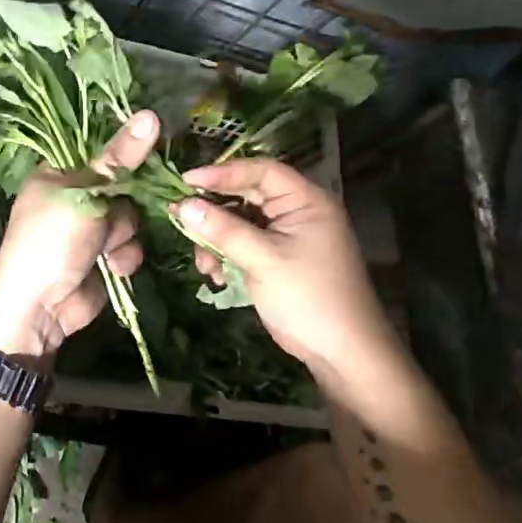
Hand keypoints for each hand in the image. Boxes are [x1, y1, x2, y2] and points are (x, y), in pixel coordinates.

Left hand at [0, 110, 160, 360]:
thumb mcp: (83, 195)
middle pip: (124, 185)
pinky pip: (130, 246)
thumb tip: (152, 114)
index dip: (126, 154)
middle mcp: (76, 196)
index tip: (152, 152)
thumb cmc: (51, 241)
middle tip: (113, 214)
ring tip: (102, 250)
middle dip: (124, 205)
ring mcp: (90, 228)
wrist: (38, 307)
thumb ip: (119, 160)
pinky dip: (124, 258)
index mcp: (59, 172)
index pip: (102, 151)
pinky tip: (110, 268)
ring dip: (122, 236)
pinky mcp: (104, 256)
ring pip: (131, 217)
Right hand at [173, 159, 396, 372]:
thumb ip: (222, 229)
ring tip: (206, 265)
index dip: (222, 172)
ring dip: (216, 239)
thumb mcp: (263, 259)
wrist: (341, 351)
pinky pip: (243, 244)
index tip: (186, 180)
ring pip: (239, 222)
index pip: (260, 171)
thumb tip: (182, 205)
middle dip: (213, 212)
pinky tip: (217, 276)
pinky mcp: (276, 258)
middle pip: (246, 195)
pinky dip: (225, 255)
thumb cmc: (309, 297)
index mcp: (306, 201)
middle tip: (180, 217)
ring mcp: (286, 236)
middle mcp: (297, 212)